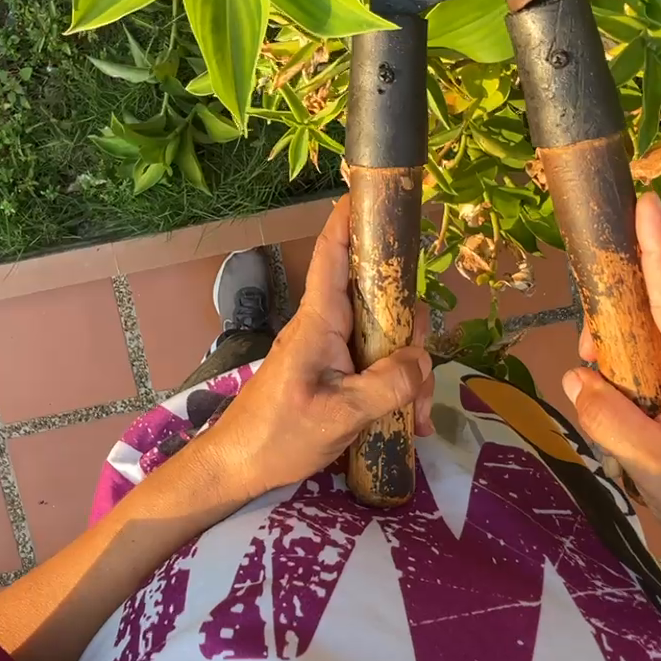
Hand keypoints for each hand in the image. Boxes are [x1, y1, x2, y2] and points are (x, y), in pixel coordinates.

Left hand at [201, 199, 435, 498]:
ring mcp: (332, 349)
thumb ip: (388, 384)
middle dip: (412, 334)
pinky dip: (397, 389)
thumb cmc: (279, 435)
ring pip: (386, 337)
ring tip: (414, 419)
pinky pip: (377, 365)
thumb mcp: (341, 414)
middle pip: (381, 300)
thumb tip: (424, 358)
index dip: (349, 220)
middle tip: (419, 387)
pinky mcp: (336, 372)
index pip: (333, 254)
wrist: (237, 467)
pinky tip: (407, 423)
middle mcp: (328, 325)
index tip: (369, 192)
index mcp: (320, 320)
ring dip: (409, 373)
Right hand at [562, 194, 660, 572]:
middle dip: (616, 322)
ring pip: (657, 339)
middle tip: (592, 363)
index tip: (646, 204)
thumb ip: (612, 421)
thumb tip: (574, 374)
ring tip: (611, 400)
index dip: (659, 251)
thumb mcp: (659, 470)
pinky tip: (630, 406)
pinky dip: (636, 370)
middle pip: (659, 314)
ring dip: (623, 355)